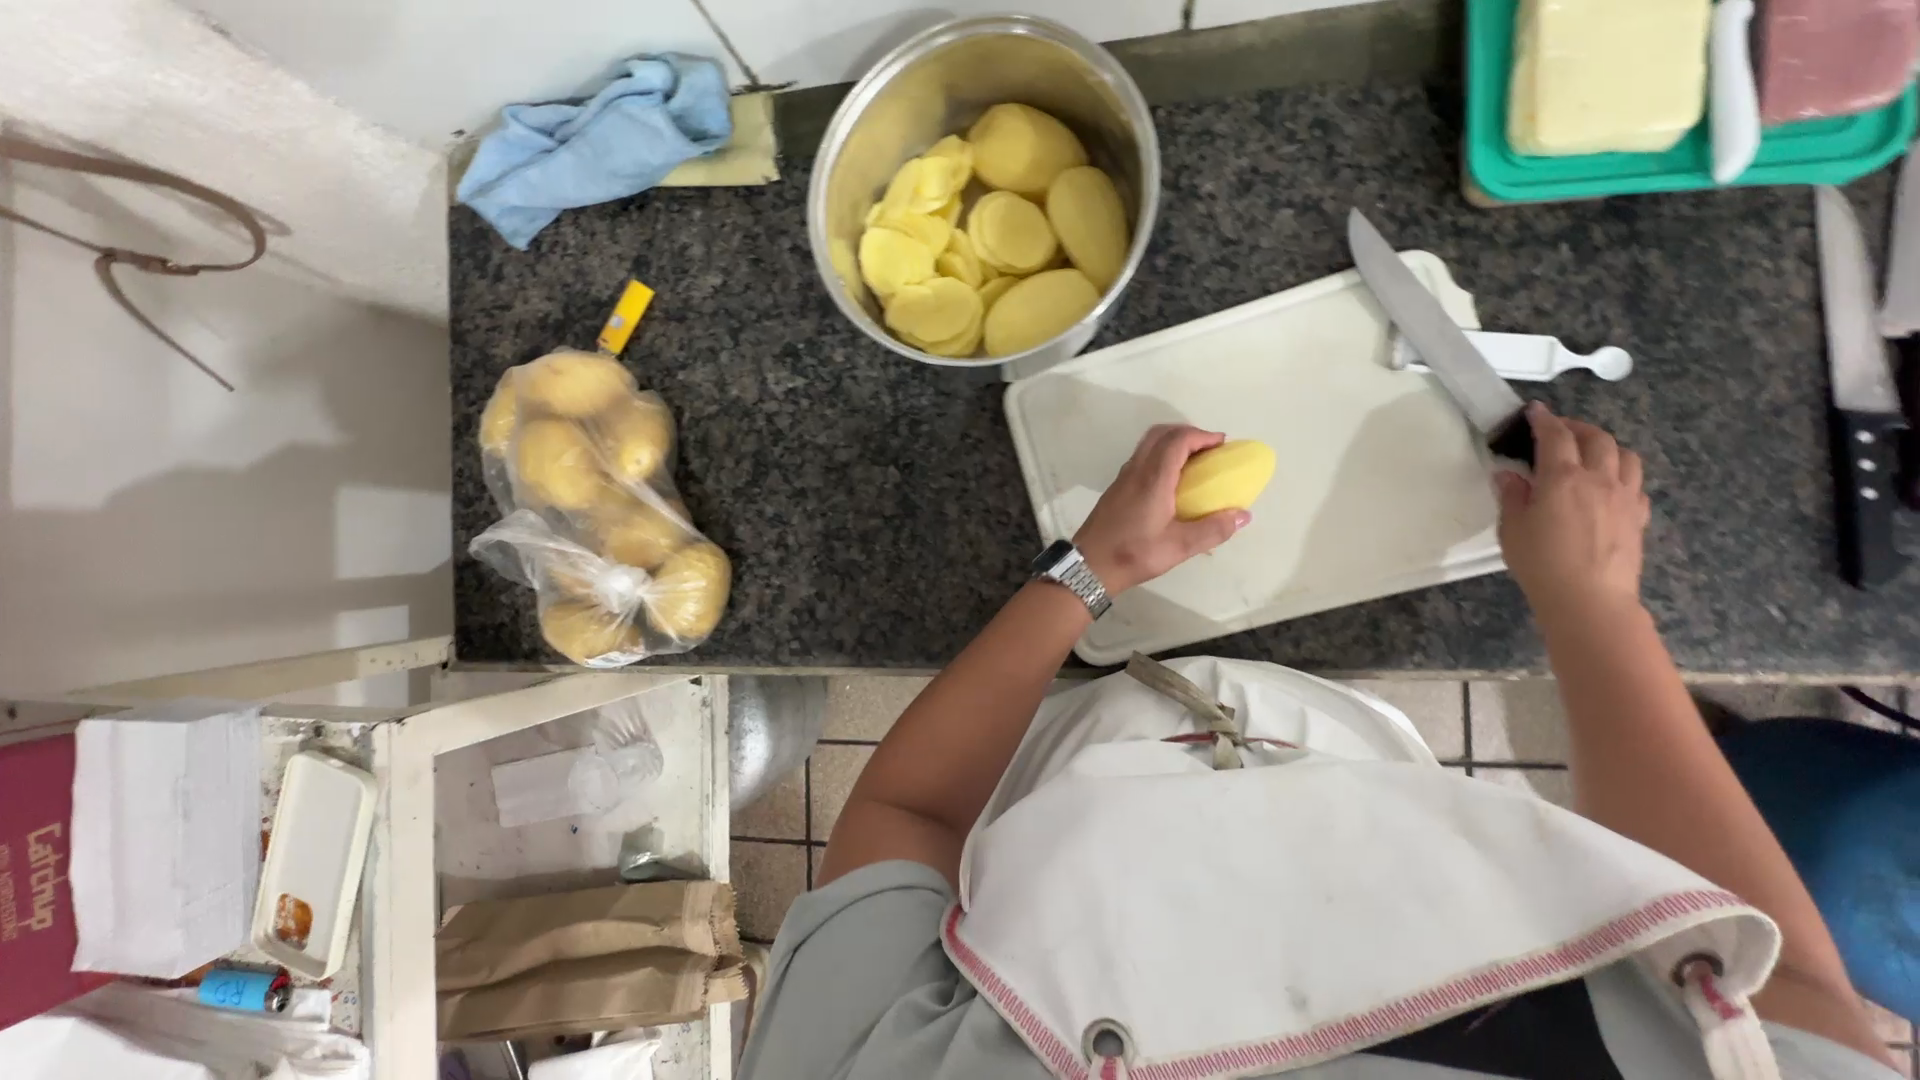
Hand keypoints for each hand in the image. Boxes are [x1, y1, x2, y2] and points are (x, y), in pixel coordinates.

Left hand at [1074, 425, 1251, 593]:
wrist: (1090, 566)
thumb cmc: (1134, 554)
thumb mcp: (1180, 547)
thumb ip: (1213, 530)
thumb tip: (1243, 515)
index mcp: (1153, 478)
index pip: (1178, 440)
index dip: (1202, 436)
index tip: (1222, 446)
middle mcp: (1136, 470)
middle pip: (1161, 434)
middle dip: (1187, 434)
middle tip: (1209, 451)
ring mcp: (1123, 478)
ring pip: (1147, 445)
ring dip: (1171, 444)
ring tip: (1193, 464)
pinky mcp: (1116, 489)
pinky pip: (1140, 459)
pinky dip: (1159, 457)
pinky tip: (1170, 482)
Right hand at [1495, 403, 1650, 624]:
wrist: (1589, 599)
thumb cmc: (1540, 563)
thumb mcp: (1511, 529)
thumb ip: (1512, 496)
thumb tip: (1509, 474)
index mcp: (1563, 478)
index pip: (1555, 436)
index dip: (1544, 420)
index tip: (1535, 411)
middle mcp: (1599, 479)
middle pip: (1596, 438)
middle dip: (1577, 428)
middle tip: (1559, 431)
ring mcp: (1625, 497)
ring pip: (1625, 455)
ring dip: (1606, 446)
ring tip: (1589, 453)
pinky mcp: (1639, 516)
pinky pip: (1635, 483)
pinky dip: (1620, 474)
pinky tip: (1608, 486)